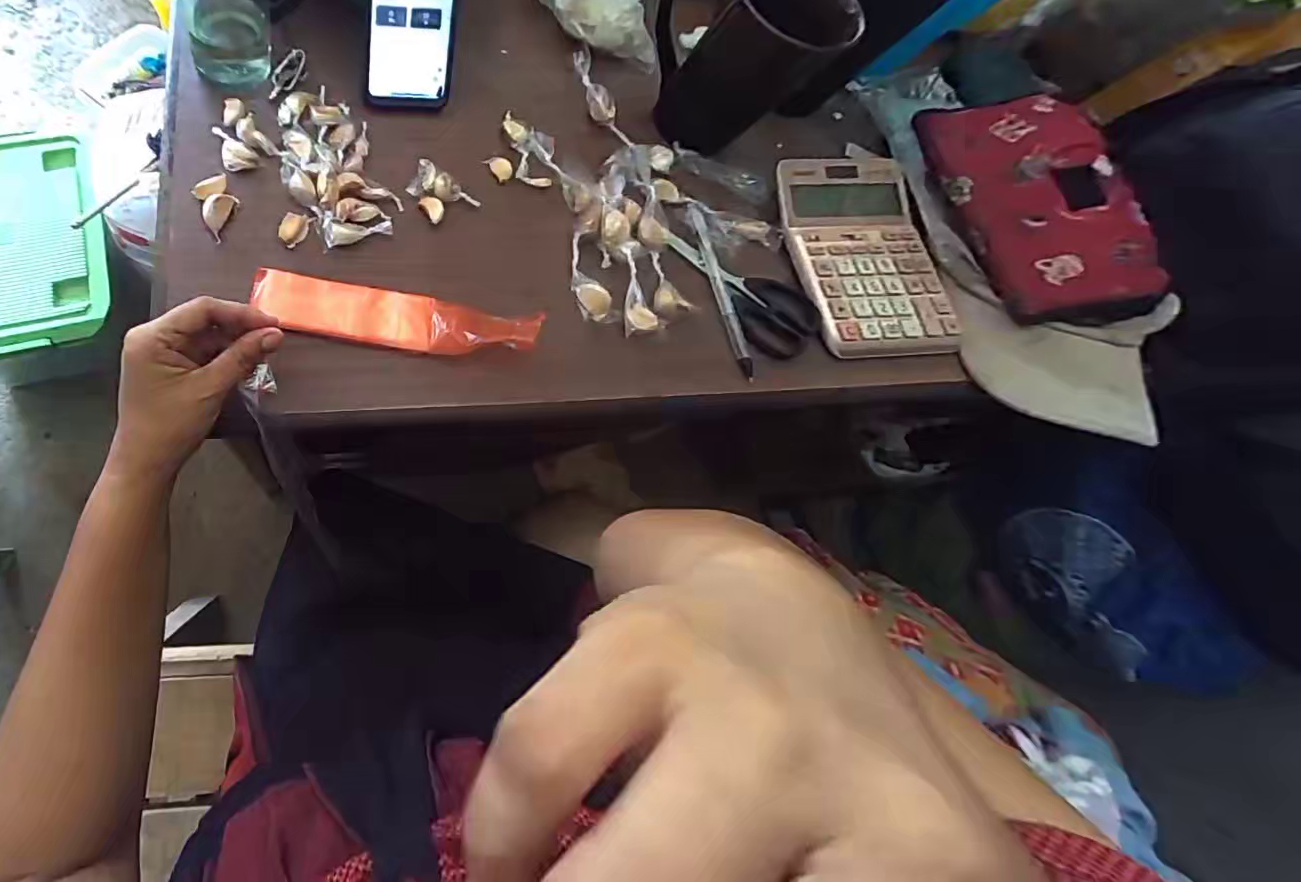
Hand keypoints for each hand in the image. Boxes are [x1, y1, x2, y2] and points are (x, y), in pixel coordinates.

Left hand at [109, 296, 281, 478]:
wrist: (146, 465)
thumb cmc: (170, 427)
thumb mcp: (210, 388)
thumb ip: (242, 357)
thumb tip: (274, 334)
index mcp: (152, 336)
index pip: (202, 309)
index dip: (240, 313)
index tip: (271, 323)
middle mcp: (152, 336)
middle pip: (203, 320)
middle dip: (238, 328)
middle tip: (271, 336)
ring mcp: (159, 351)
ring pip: (204, 336)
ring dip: (233, 343)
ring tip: (263, 351)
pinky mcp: (168, 366)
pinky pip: (200, 351)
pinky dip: (223, 356)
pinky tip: (245, 362)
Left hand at [465, 511, 1042, 881]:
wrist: (807, 610)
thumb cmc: (677, 631)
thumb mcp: (595, 638)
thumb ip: (550, 732)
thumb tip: (500, 873)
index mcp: (649, 645)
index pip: (539, 758)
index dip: (494, 839)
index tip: (493, 872)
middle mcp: (759, 724)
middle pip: (628, 881)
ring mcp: (878, 810)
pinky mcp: (972, 874)